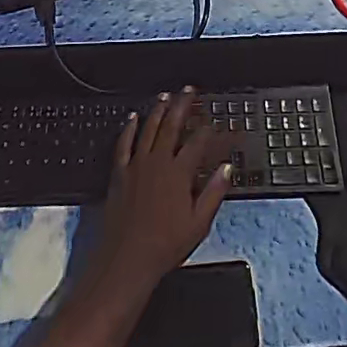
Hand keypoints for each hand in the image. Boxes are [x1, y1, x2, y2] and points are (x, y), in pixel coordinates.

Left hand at [89, 88, 233, 293]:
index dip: (209, 130)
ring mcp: (136, 165)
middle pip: (171, 126)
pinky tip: (133, 117)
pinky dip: (129, 127)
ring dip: (157, 110)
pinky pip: (124, 143)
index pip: (198, 142)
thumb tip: (226, 169)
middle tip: (188, 91)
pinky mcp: (120, 172)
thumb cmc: (165, 243)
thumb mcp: (199, 222)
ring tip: (165, 96)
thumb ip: (214, 192)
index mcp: (179, 173)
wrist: (128, 255)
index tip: (216, 123)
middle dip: (182, 105)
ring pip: (148, 128)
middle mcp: (157, 162)